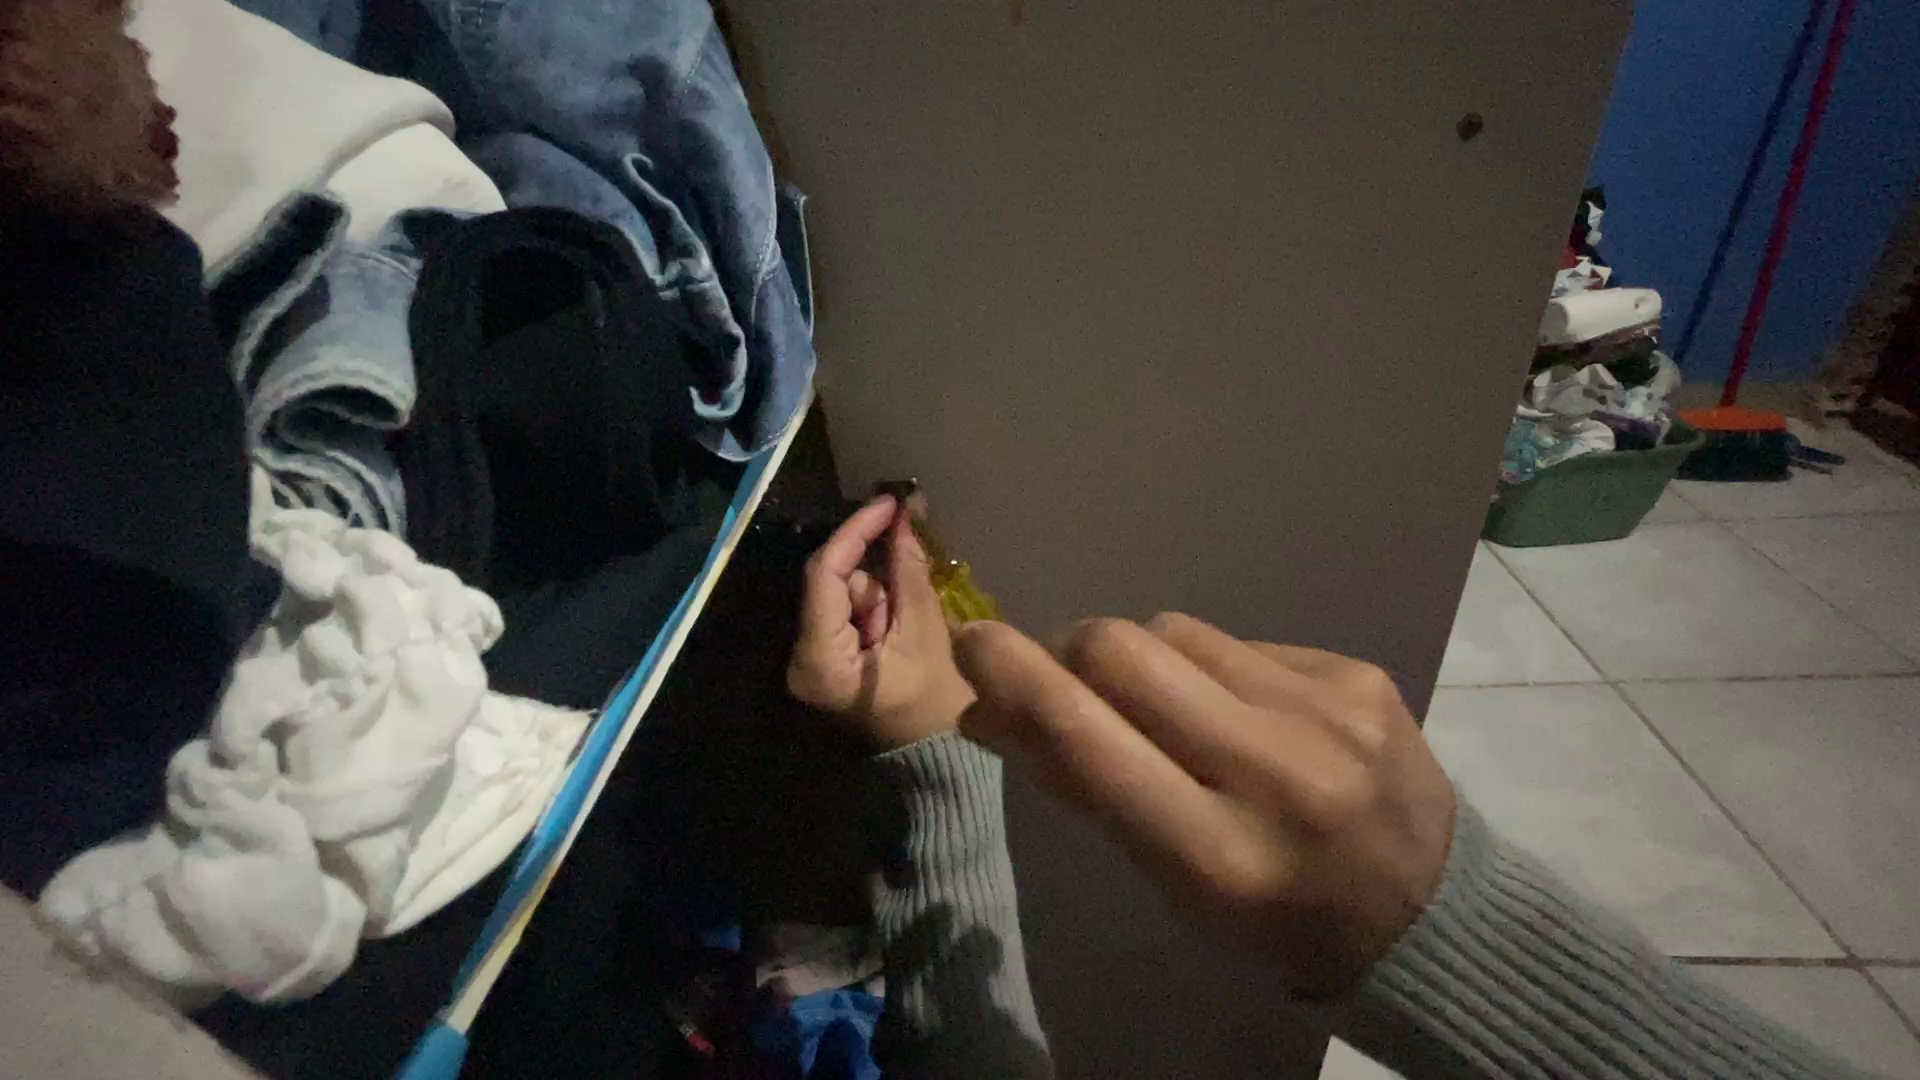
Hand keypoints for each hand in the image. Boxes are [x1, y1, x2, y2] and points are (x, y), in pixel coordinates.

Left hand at [788, 496, 975, 749]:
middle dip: (874, 579)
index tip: (889, 504)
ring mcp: (808, 660)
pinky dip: (872, 611)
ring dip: (876, 600)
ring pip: (840, 596)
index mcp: (821, 659)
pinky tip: (894, 634)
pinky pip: (844, 613)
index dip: (856, 532)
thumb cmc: (936, 701)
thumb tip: (904, 515)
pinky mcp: (822, 659)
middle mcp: (801, 659)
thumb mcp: (924, 629)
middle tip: (907, 598)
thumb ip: (908, 568)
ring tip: (903, 635)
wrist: (937, 754)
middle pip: (832, 584)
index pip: (825, 575)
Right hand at [953, 613, 1456, 997]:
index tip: (974, 642)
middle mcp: (1274, 773)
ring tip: (1179, 707)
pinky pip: (1239, 639)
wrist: (1432, 913)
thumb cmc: (1271, 912)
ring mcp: (1326, 712)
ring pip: (1175, 631)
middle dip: (1075, 651)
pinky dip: (1214, 665)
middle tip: (1076, 675)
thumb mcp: (1170, 879)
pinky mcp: (1359, 674)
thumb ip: (1083, 787)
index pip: (1087, 739)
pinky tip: (1247, 709)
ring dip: (1148, 659)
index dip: (1015, 680)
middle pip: (1124, 650)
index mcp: (1215, 854)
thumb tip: (993, 710)